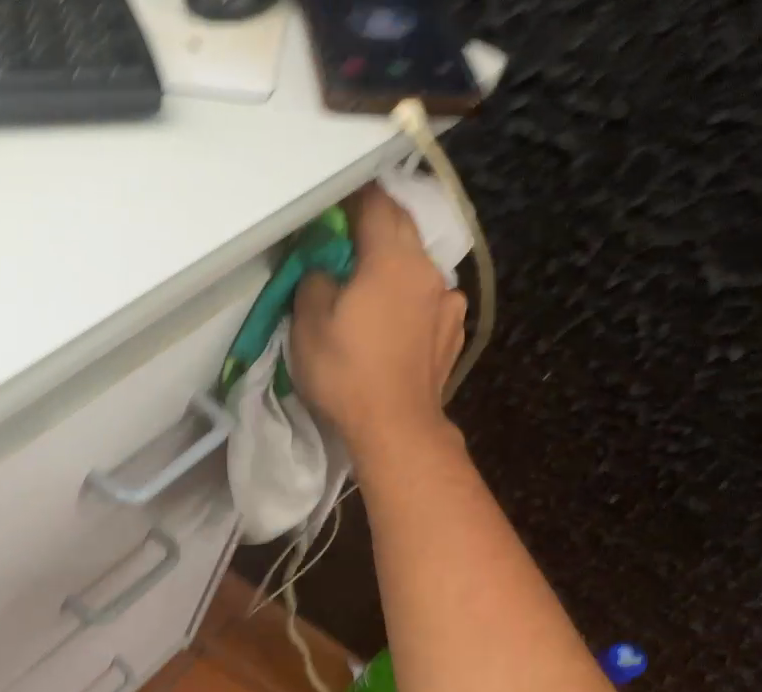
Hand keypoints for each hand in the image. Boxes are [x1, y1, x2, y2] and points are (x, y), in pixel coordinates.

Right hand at [290, 185, 467, 450]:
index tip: (334, 196)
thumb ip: (314, 281)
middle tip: (348, 230)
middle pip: (402, 230)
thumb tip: (324, 267)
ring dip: (393, 264)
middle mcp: (427, 270)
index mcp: (391, 260)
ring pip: (417, 266)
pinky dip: (409, 296)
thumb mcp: (308, 324)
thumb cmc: (345, 371)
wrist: (395, 425)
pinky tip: (395, 316)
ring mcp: (447, 301)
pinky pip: (429, 298)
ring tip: (371, 281)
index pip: (375, 206)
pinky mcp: (452, 330)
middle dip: (375, 223)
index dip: (353, 196)